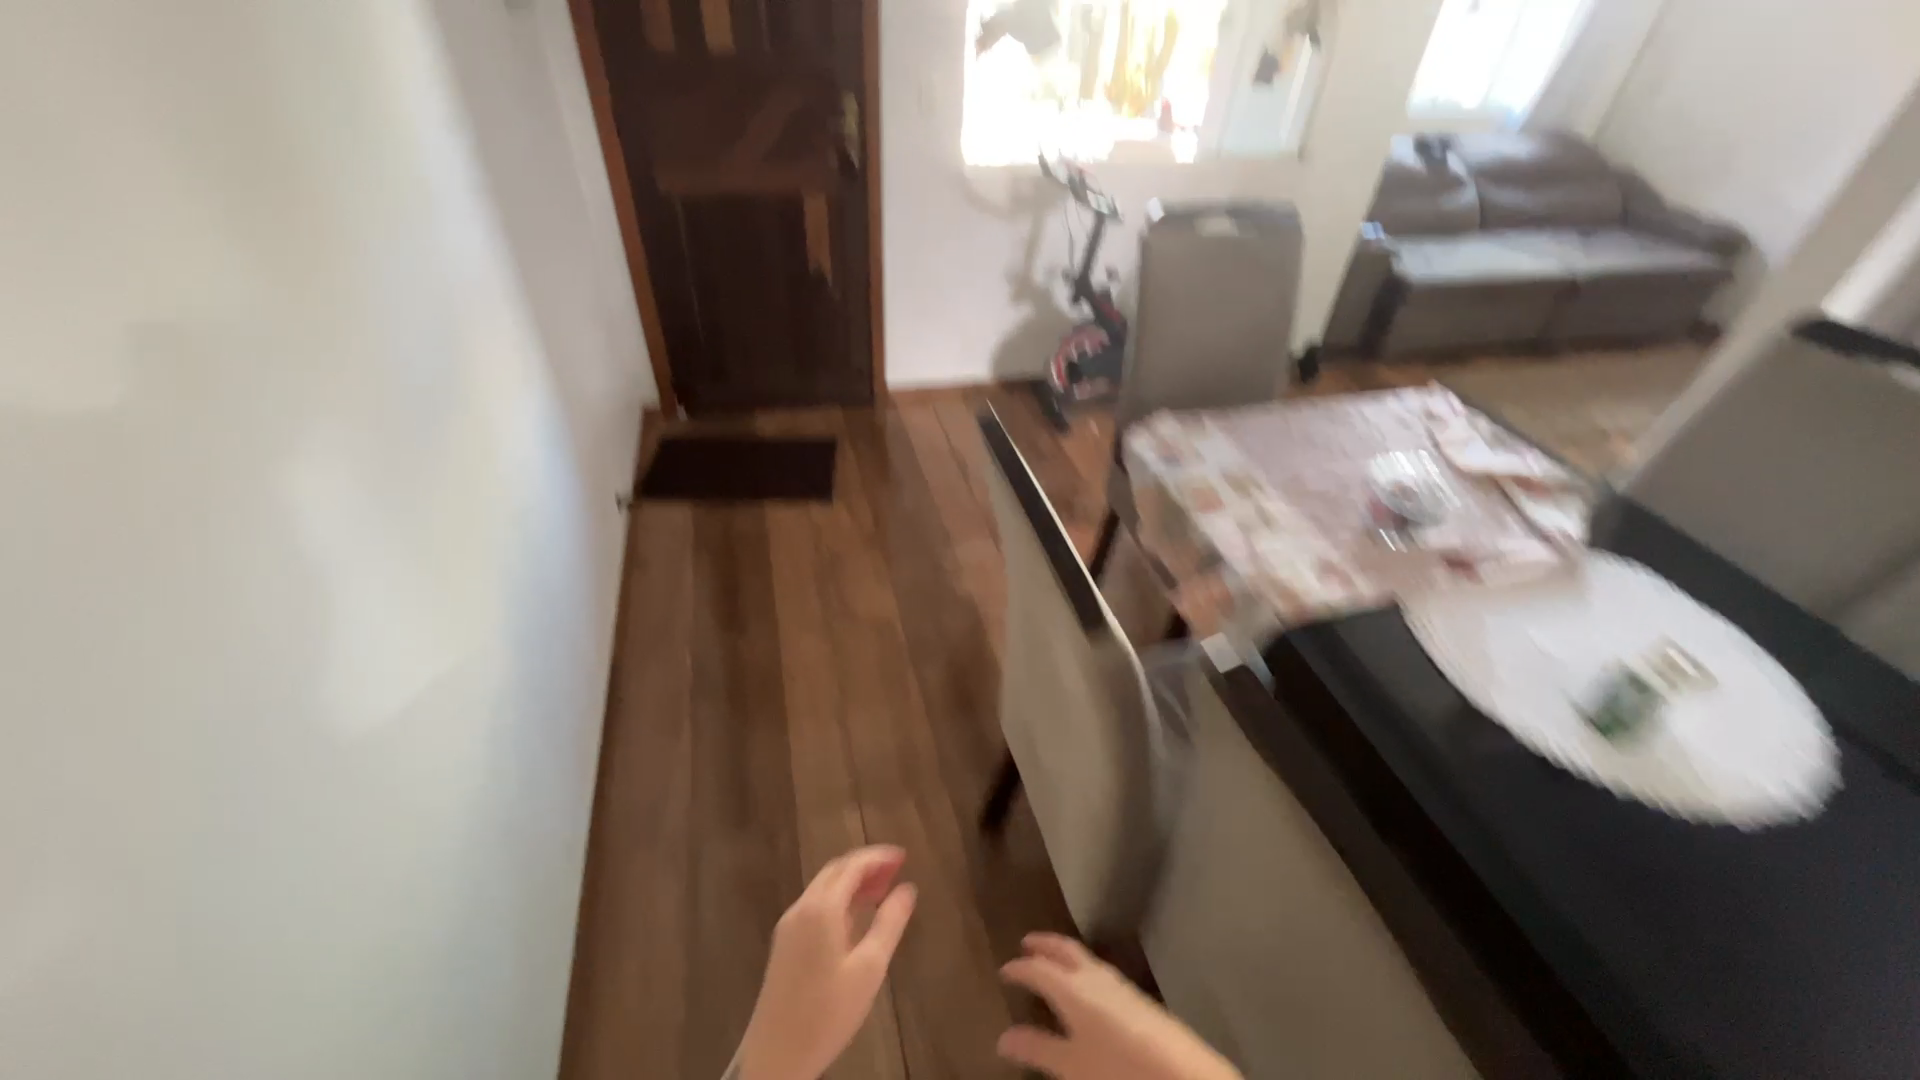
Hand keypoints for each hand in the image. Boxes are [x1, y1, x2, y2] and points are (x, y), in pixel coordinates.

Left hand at [735, 846, 918, 1079]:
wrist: (775, 1056)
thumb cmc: (828, 1012)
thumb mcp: (869, 968)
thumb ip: (890, 923)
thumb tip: (908, 888)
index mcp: (821, 909)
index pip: (852, 866)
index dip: (878, 857)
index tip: (904, 856)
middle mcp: (801, 908)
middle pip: (835, 872)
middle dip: (866, 866)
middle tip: (896, 871)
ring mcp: (789, 926)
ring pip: (824, 889)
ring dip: (852, 883)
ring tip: (883, 892)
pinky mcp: (784, 944)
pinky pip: (815, 907)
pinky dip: (839, 900)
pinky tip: (856, 918)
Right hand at [997, 934, 1241, 1079]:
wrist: (1184, 1075)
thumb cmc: (1120, 1069)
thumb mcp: (1073, 1066)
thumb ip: (1038, 1049)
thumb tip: (1003, 1037)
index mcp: (1074, 989)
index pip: (1039, 969)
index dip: (1020, 968)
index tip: (1005, 970)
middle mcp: (1096, 978)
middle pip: (1066, 950)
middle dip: (1045, 944)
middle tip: (1027, 942)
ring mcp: (1121, 986)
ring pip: (1086, 959)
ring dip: (1066, 954)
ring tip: (1054, 960)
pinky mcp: (1138, 999)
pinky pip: (1101, 971)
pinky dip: (1084, 969)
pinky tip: (1087, 987)